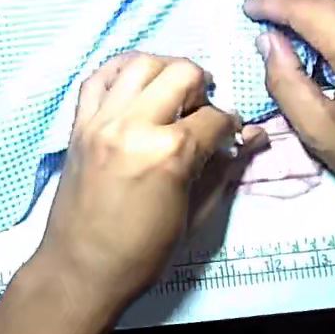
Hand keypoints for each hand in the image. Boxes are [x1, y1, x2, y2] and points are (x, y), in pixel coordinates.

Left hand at [21, 53, 267, 333]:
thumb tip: (256, 137)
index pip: (215, 117)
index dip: (231, 126)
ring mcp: (101, 120)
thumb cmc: (144, 253)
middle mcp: (135, 124)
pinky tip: (136, 85)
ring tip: (172, 94)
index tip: (231, 136)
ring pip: (141, 63)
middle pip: (182, 73)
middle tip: (202, 112)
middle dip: (202, 88)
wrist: (81, 270)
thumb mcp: (195, 215)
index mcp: (170, 153)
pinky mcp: (78, 124)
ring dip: (166, 71)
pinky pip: (99, 76)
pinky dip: (122, 72)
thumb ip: (225, 169)